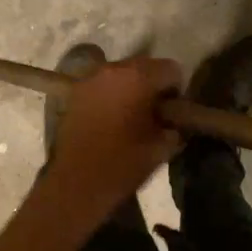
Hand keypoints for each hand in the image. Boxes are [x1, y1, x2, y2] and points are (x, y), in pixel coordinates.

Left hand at [46, 55, 183, 211]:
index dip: (177, 90)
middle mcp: (115, 67)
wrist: (74, 184)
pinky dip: (112, 94)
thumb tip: (176, 122)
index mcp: (139, 76)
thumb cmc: (121, 165)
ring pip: (123, 73)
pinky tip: (111, 118)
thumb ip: (175, 128)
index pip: (171, 69)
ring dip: (132, 87)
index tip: (174, 111)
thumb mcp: (160, 149)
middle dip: (154, 85)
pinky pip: (103, 84)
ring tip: (132, 116)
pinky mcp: (77, 90)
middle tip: (155, 114)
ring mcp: (93, 77)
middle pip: (146, 66)